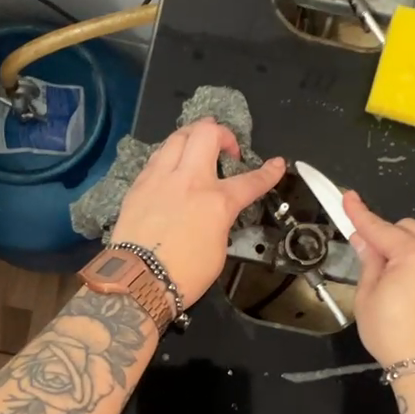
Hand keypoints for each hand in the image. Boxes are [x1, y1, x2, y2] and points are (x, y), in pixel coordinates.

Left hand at [112, 120, 285, 305]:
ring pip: (178, 136)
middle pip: (207, 133)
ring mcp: (161, 178)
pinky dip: (170, 154)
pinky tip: (171, 164)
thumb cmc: (184, 274)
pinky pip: (157, 156)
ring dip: (193, 135)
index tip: (276, 165)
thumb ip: (220, 220)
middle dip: (222, 134)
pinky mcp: (139, 184)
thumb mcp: (218, 249)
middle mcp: (190, 180)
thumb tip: (215, 212)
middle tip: (226, 147)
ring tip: (198, 145)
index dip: (268, 172)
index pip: (250, 181)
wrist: (137, 280)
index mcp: (217, 202)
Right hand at [344, 190, 414, 364]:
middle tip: (373, 259)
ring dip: (410, 255)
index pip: (378, 227)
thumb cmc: (391, 333)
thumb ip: (369, 263)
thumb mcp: (367, 298)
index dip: (359, 213)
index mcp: (412, 253)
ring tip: (396, 284)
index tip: (348, 197)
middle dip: (389, 236)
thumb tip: (365, 241)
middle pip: (409, 230)